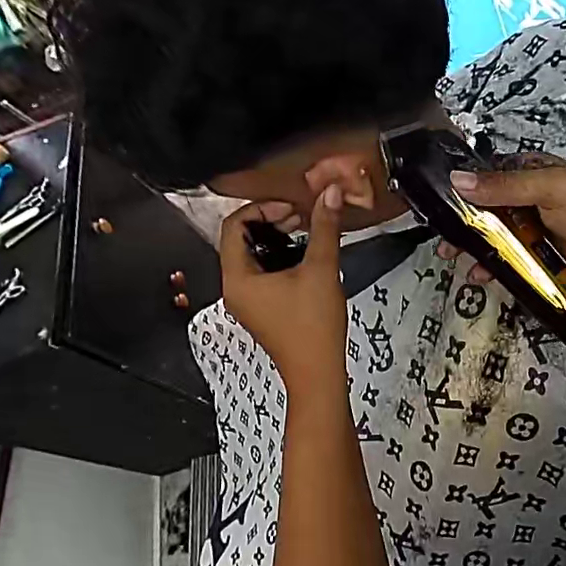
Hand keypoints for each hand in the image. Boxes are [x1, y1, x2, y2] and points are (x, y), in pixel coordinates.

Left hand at [217, 185, 346, 388]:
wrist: (318, 372)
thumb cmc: (314, 325)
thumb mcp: (322, 270)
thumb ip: (325, 228)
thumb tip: (332, 193)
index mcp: (237, 278)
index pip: (233, 226)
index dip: (261, 209)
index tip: (291, 208)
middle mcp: (234, 288)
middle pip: (240, 240)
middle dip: (269, 222)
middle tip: (300, 217)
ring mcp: (246, 301)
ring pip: (252, 256)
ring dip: (275, 239)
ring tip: (305, 232)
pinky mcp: (261, 309)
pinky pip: (261, 273)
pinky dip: (278, 258)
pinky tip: (305, 257)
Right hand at [438, 157, 565, 288]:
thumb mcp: (549, 188)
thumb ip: (505, 185)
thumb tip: (462, 180)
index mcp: (527, 173)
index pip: (486, 175)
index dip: (463, 187)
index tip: (441, 201)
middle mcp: (523, 199)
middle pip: (481, 209)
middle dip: (460, 223)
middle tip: (444, 236)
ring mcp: (525, 228)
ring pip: (488, 236)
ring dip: (469, 247)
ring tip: (454, 256)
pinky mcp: (529, 254)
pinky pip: (501, 258)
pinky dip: (487, 266)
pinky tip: (479, 272)